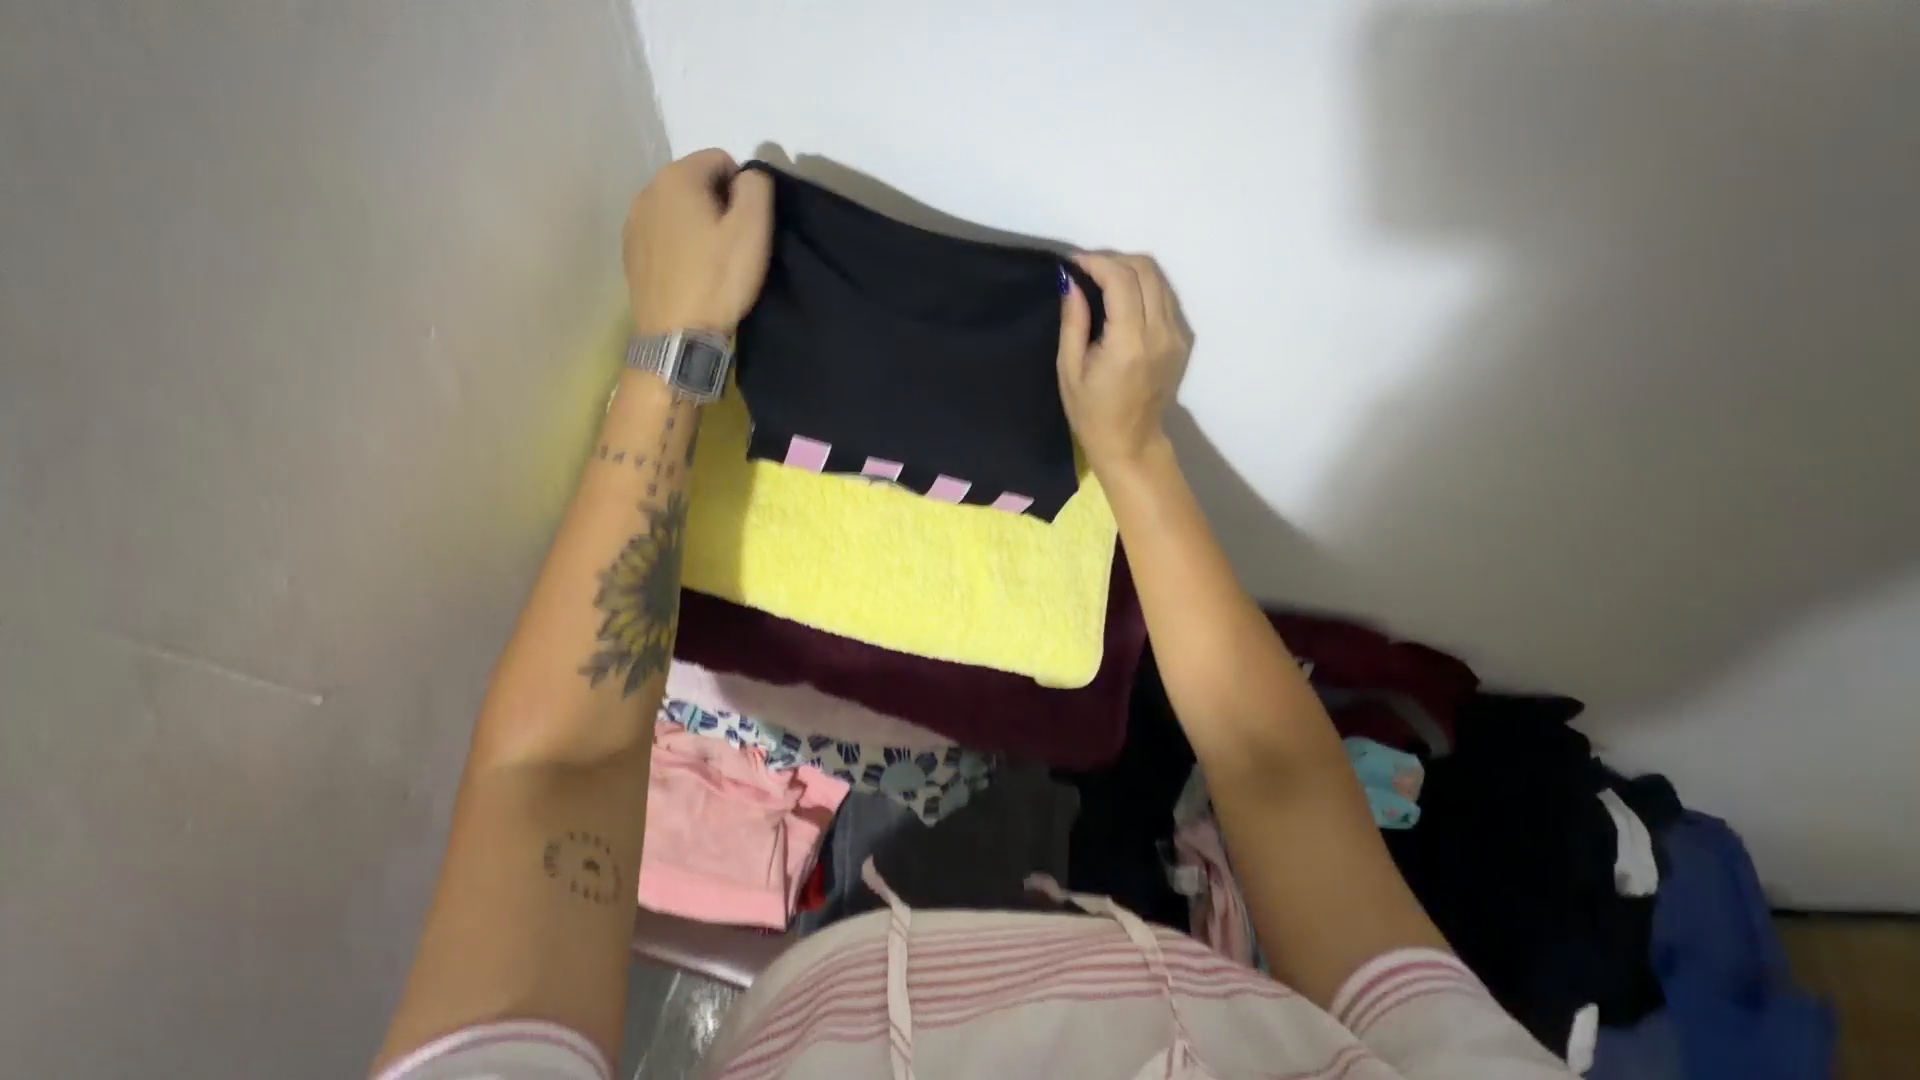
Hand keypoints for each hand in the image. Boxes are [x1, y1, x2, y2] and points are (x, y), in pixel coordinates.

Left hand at [623, 149, 774, 335]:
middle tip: (731, 245)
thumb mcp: (753, 230)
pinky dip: (679, 244)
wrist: (677, 335)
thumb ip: (757, 187)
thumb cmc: (718, 280)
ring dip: (697, 224)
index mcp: (676, 177)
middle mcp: (647, 190)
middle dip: (717, 203)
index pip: (720, 159)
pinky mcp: (630, 252)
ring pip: (677, 209)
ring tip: (711, 261)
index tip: (747, 225)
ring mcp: (633, 222)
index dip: (742, 189)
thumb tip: (749, 177)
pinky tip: (690, 272)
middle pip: (695, 182)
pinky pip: (662, 234)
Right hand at [1057, 252, 1192, 473]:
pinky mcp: (1181, 341)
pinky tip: (1121, 301)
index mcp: (1130, 343)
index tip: (1074, 263)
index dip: (1097, 262)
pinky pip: (1163, 299)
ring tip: (1102, 281)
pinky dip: (1142, 289)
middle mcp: (1160, 333)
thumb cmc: (1091, 413)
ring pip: (1159, 280)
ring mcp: (1175, 336)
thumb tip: (1072, 282)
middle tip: (1087, 270)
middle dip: (1114, 261)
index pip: (1121, 280)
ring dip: (1130, 272)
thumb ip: (1073, 321)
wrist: (1130, 443)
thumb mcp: (1070, 369)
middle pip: (1145, 270)